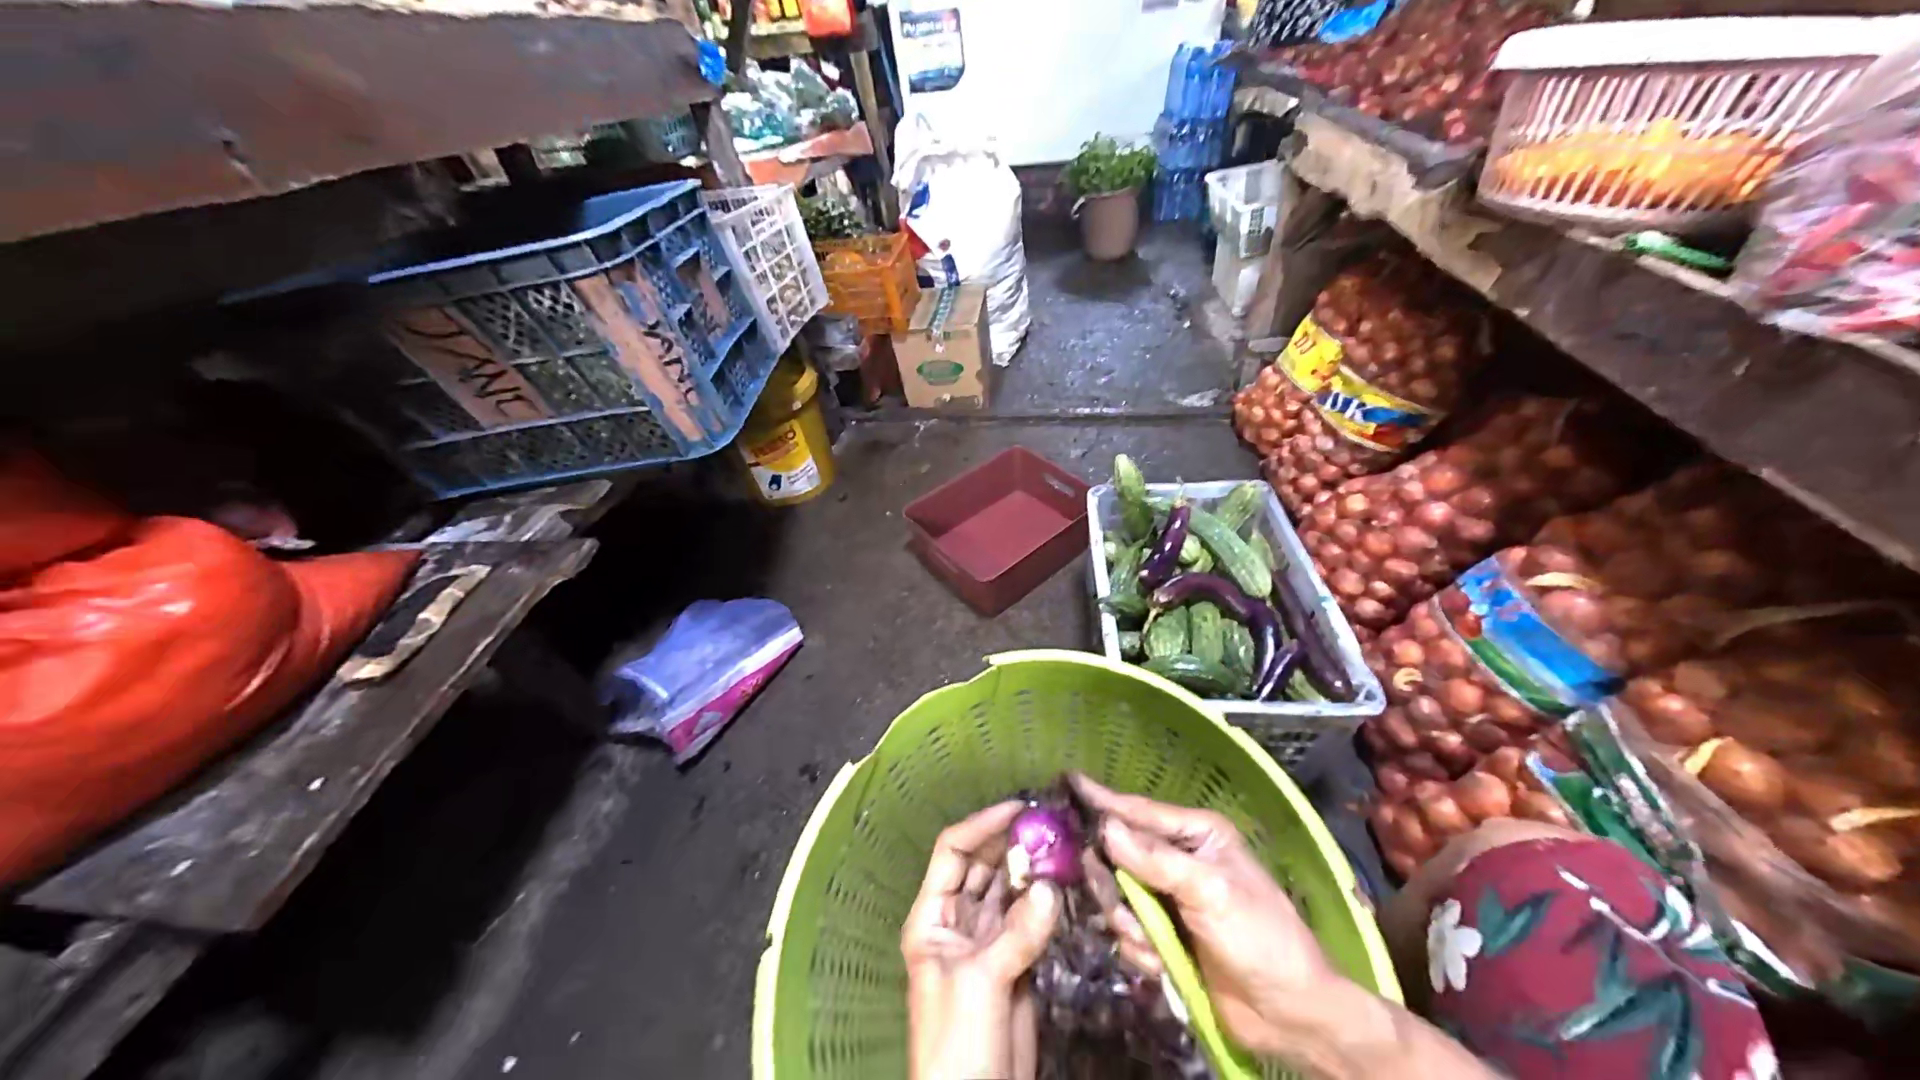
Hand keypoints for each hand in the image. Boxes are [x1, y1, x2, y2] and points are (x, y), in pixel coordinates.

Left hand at [902, 801, 1060, 1079]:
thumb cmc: (956, 1039)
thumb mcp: (981, 980)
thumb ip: (1016, 932)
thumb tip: (1050, 886)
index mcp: (932, 916)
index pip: (953, 853)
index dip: (981, 826)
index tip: (1018, 810)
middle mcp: (957, 920)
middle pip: (982, 867)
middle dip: (1010, 843)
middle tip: (1049, 824)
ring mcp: (986, 942)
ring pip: (1008, 892)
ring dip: (1030, 869)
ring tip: (1062, 844)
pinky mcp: (1014, 964)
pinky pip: (1028, 921)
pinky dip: (1044, 902)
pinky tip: (1066, 883)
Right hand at [1070, 775, 1347, 1060]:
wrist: (1292, 1015)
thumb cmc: (1260, 938)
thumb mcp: (1210, 891)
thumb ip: (1155, 860)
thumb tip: (1106, 828)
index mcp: (1196, 835)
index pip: (1139, 811)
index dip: (1101, 799)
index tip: (1065, 781)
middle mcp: (1178, 859)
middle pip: (1118, 854)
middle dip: (1113, 881)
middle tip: (1114, 897)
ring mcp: (1169, 899)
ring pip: (1117, 895)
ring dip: (1128, 921)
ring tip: (1151, 941)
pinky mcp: (1164, 935)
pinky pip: (1127, 931)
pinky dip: (1140, 949)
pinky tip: (1163, 963)